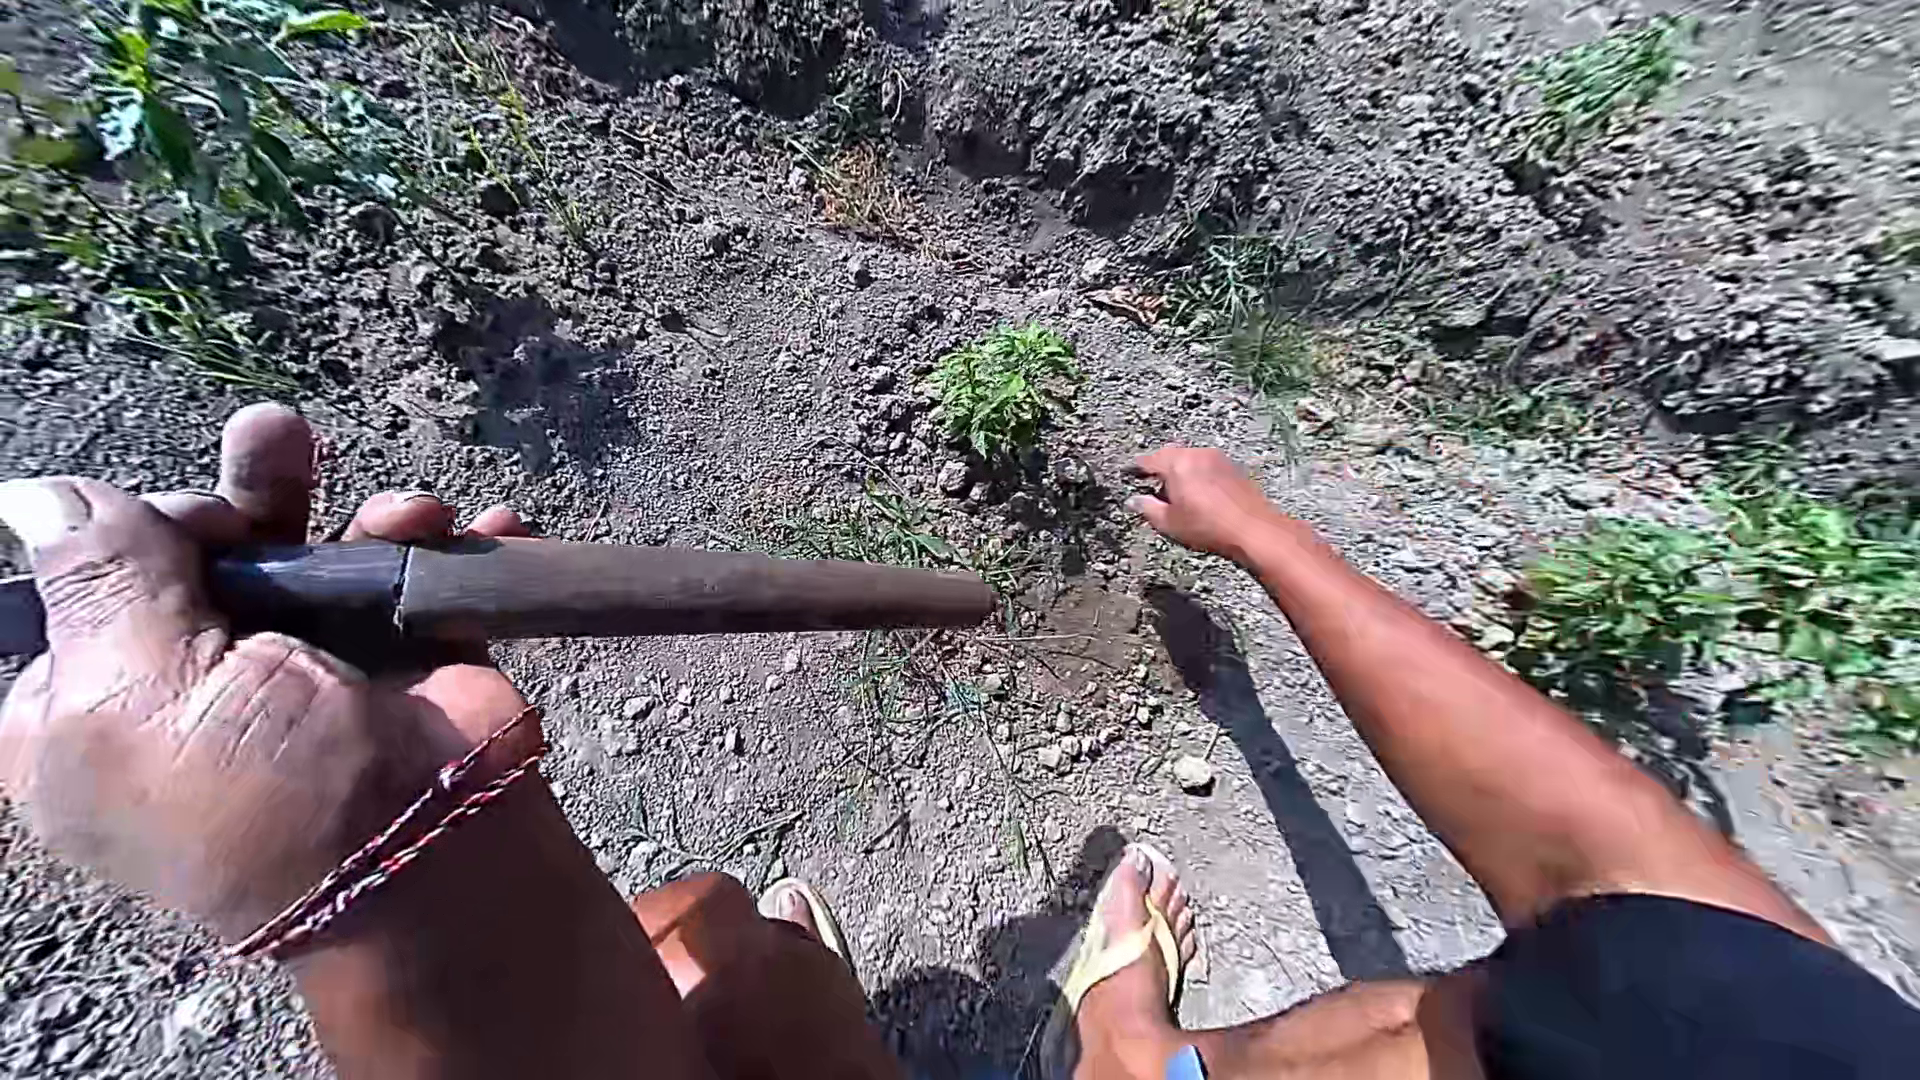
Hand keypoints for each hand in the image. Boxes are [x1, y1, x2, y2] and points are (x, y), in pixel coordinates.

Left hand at [0, 404, 536, 943]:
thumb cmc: (261, 783)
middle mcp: (223, 665)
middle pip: (232, 550)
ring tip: (424, 510)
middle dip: (262, 487)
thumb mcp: (144, 692)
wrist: (427, 834)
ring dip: (384, 518)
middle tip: (282, 433)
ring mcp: (335, 654)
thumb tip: (39, 493)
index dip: (146, 528)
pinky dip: (466, 549)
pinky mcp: (423, 647)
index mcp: (113, 692)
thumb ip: (103, 586)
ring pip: (343, 557)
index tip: (199, 519)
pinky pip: (436, 582)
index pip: (101, 580)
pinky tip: (496, 525)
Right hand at [1126, 446, 1290, 562]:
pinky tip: (1196, 493)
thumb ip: (1147, 508)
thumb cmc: (1209, 526)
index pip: (1147, 460)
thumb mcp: (1168, 522)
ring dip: (1178, 470)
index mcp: (1177, 463)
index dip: (1135, 469)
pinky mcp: (1232, 468)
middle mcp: (1197, 454)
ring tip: (1173, 493)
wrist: (1253, 530)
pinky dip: (1195, 474)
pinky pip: (1205, 465)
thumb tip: (1134, 501)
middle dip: (1157, 468)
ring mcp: (1217, 459)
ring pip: (1189, 459)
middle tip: (1148, 484)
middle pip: (1169, 455)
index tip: (1128, 474)